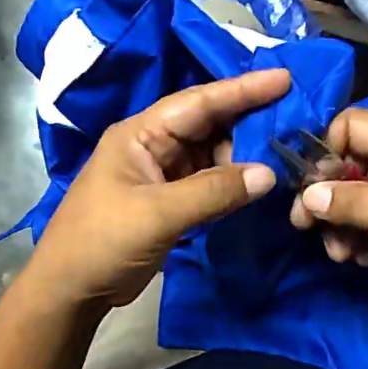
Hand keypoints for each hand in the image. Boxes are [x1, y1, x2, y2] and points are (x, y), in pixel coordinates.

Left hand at [26, 70, 290, 308]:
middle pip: (208, 126)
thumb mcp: (157, 214)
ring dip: (244, 157)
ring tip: (286, 157)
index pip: (197, 102)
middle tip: (297, 125)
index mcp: (140, 134)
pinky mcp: (167, 203)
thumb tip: (269, 174)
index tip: (286, 79)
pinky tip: (260, 185)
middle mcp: (151, 147)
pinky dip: (231, 184)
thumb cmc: (102, 241)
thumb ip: (214, 192)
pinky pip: (207, 184)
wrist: (70, 289)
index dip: (242, 89)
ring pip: (211, 156)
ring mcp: (160, 176)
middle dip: (249, 124)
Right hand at [288, 108, 367, 317]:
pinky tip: (362, 260)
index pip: (353, 126)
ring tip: (343, 255)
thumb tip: (307, 195)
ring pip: (354, 197)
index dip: (325, 151)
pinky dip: (358, 238)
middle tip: (308, 229)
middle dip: (326, 198)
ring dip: (340, 224)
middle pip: (347, 165)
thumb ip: (360, 205)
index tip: (310, 189)